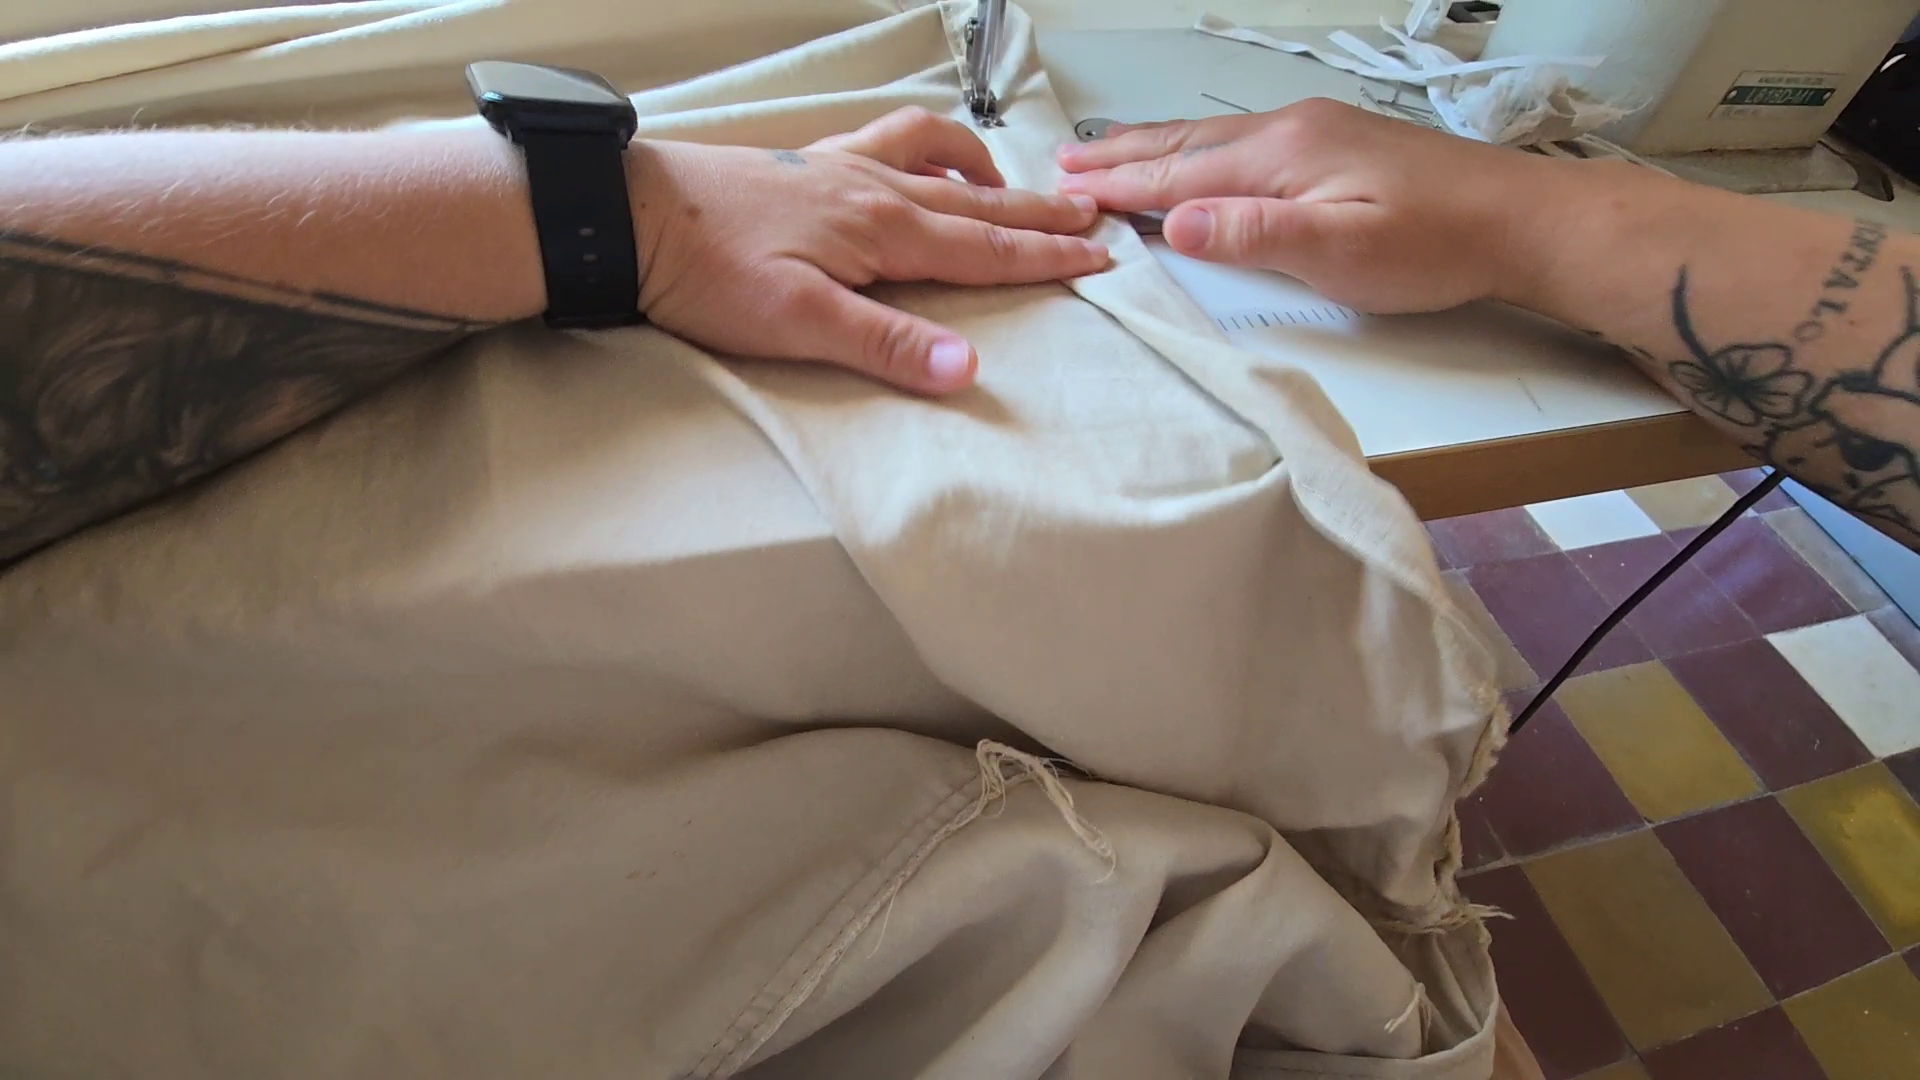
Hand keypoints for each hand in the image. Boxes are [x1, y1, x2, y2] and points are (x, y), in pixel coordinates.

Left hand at [631, 108, 1106, 393]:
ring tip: (1014, 184)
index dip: (1045, 257)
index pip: (985, 248)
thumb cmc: (711, 275)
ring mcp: (840, 169)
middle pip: (976, 202)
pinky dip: (922, 147)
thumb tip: (968, 370)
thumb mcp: (803, 324)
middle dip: (1038, 213)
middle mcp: (874, 190)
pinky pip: (883, 141)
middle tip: (1089, 213)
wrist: (629, 216)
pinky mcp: (808, 165)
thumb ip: (889, 344)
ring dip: (985, 172)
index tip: (1097, 257)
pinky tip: (921, 161)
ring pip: (935, 159)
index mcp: (884, 232)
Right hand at [1055, 99, 1578, 313]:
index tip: (1070, 191)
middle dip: (1120, 155)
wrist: (1517, 220)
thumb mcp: (1337, 250)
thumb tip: (1176, 222)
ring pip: (1207, 140)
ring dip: (1151, 148)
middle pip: (1184, 145)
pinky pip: (1235, 143)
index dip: (1120, 186)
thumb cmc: (1430, 244)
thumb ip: (1253, 233)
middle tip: (1068, 160)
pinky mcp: (1326, 145)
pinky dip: (1192, 151)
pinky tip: (1187, 156)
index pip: (1179, 176)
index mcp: (1281, 156)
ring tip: (1107, 151)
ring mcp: (1308, 133)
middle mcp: (1287, 132)